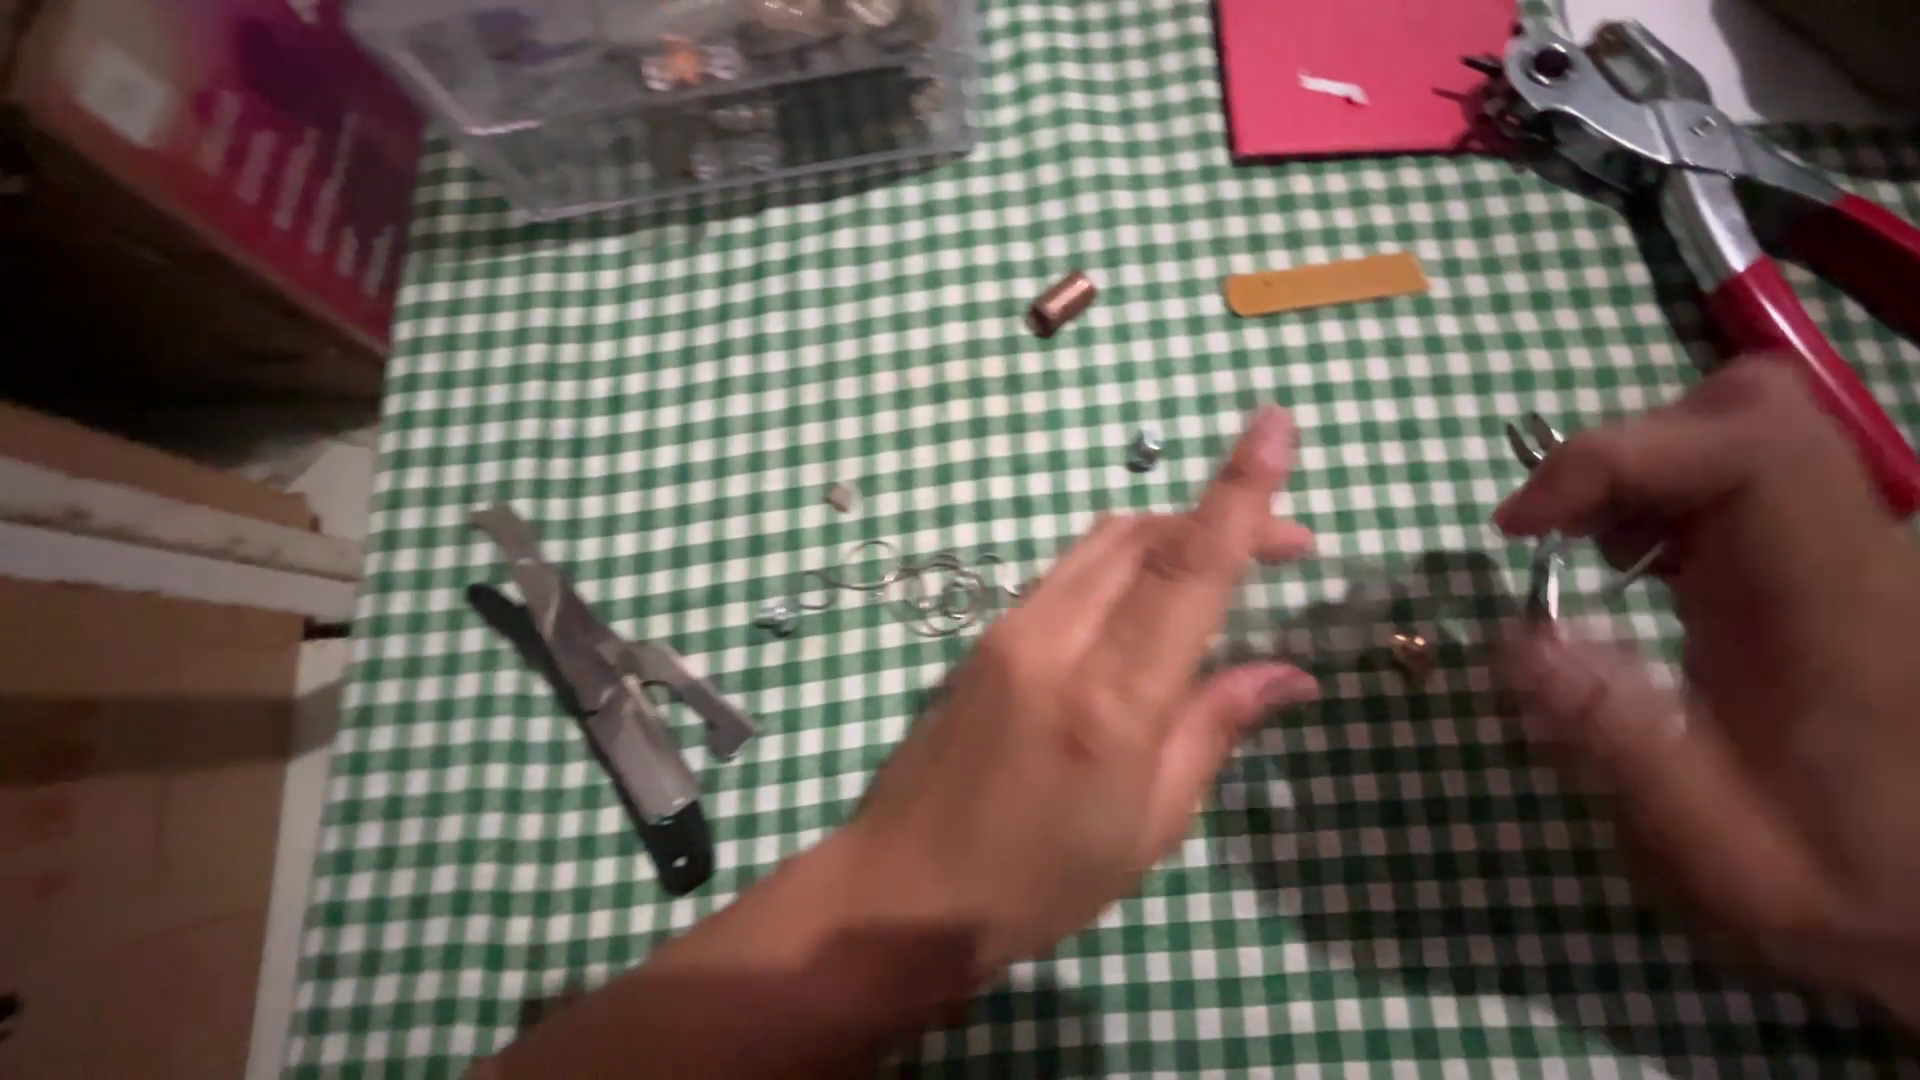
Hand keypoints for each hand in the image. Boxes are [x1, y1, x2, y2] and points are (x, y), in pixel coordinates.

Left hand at [841, 406, 1321, 974]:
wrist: (901, 889)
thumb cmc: (1037, 881)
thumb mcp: (1148, 825)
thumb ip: (1214, 729)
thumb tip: (1289, 670)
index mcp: (1108, 699)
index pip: (1185, 571)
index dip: (1239, 494)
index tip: (1277, 425)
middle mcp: (1054, 639)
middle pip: (1141, 536)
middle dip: (1217, 515)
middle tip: (1289, 544)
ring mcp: (1009, 629)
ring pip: (1100, 544)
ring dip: (1168, 534)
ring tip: (1227, 564)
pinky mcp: (984, 636)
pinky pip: (1067, 573)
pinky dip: (1121, 563)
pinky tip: (1148, 601)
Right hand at [1495, 360, 1919, 1024]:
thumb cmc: (1846, 886)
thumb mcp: (1724, 854)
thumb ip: (1622, 745)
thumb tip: (1518, 640)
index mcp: (1836, 610)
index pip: (1751, 448)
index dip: (1615, 454)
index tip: (1520, 527)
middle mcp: (1851, 557)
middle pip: (1753, 410)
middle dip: (1624, 449)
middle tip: (1554, 532)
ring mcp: (1839, 554)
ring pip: (1739, 428)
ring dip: (1632, 470)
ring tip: (1580, 548)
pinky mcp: (1816, 565)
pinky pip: (1733, 477)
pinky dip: (1653, 493)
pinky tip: (1627, 562)